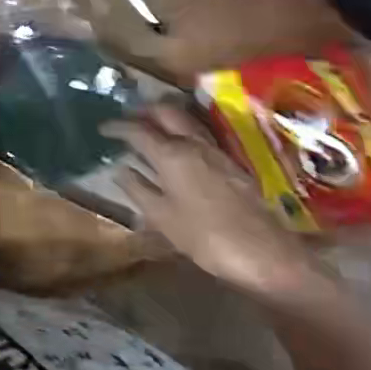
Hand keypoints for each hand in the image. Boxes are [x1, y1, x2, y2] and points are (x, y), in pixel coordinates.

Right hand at [102, 103, 327, 299]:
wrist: (269, 258)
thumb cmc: (206, 238)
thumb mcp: (161, 216)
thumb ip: (137, 188)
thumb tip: (119, 169)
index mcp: (171, 154)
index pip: (136, 129)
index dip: (116, 127)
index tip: (101, 129)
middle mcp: (194, 144)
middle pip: (166, 111)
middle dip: (143, 111)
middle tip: (127, 120)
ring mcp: (218, 153)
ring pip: (187, 120)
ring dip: (165, 119)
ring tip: (149, 130)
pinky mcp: (233, 165)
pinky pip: (201, 136)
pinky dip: (182, 133)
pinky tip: (176, 151)